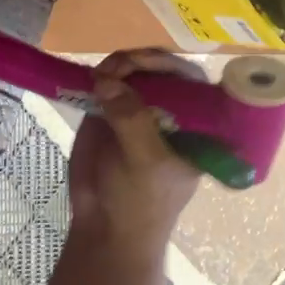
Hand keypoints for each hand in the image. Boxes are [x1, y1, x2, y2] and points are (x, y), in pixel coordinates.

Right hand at [66, 50, 204, 255]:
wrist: (105, 223)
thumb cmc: (141, 199)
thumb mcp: (145, 161)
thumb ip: (132, 120)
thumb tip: (106, 80)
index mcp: (199, 124)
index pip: (193, 82)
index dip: (170, 64)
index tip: (142, 60)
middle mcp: (172, 112)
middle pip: (160, 71)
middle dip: (138, 62)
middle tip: (114, 67)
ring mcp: (138, 111)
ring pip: (130, 74)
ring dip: (114, 68)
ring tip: (97, 77)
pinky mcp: (106, 114)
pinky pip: (103, 87)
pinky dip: (94, 78)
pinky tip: (85, 79)